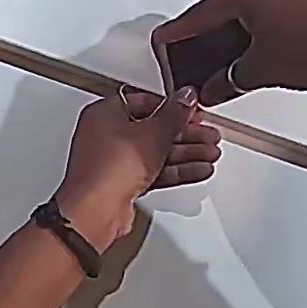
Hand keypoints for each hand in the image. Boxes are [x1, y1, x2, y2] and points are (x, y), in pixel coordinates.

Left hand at [55, 87, 221, 249]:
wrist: (96, 210)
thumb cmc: (107, 169)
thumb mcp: (153, 133)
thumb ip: (174, 114)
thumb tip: (185, 98)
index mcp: (105, 114)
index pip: (144, 101)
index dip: (172, 106)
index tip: (192, 111)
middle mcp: (105, 135)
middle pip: (152, 129)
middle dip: (184, 133)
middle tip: (207, 134)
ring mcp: (112, 161)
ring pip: (154, 152)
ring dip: (184, 153)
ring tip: (209, 153)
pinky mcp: (121, 183)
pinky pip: (152, 172)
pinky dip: (174, 170)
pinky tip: (196, 170)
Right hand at [151, 0, 306, 114]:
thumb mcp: (265, 71)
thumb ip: (233, 77)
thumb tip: (225, 82)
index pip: (199, 14)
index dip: (179, 34)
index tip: (168, 40)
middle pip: (239, 1)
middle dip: (231, 31)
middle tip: (230, 61)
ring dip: (272, 22)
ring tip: (282, 56)